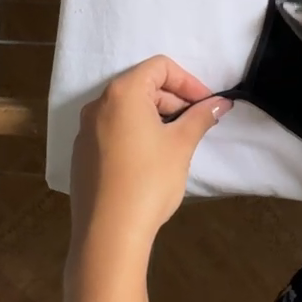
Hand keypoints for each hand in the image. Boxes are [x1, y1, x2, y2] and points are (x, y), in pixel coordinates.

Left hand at [71, 56, 230, 243]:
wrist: (108, 234)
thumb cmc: (149, 180)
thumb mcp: (181, 144)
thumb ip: (201, 116)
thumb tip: (221, 103)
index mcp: (122, 93)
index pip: (159, 67)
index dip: (188, 81)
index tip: (206, 103)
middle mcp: (98, 105)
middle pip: (142, 85)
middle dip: (173, 99)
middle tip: (196, 123)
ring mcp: (85, 130)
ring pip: (127, 109)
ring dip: (156, 116)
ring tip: (177, 141)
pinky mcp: (81, 154)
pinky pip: (113, 130)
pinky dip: (136, 132)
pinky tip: (151, 159)